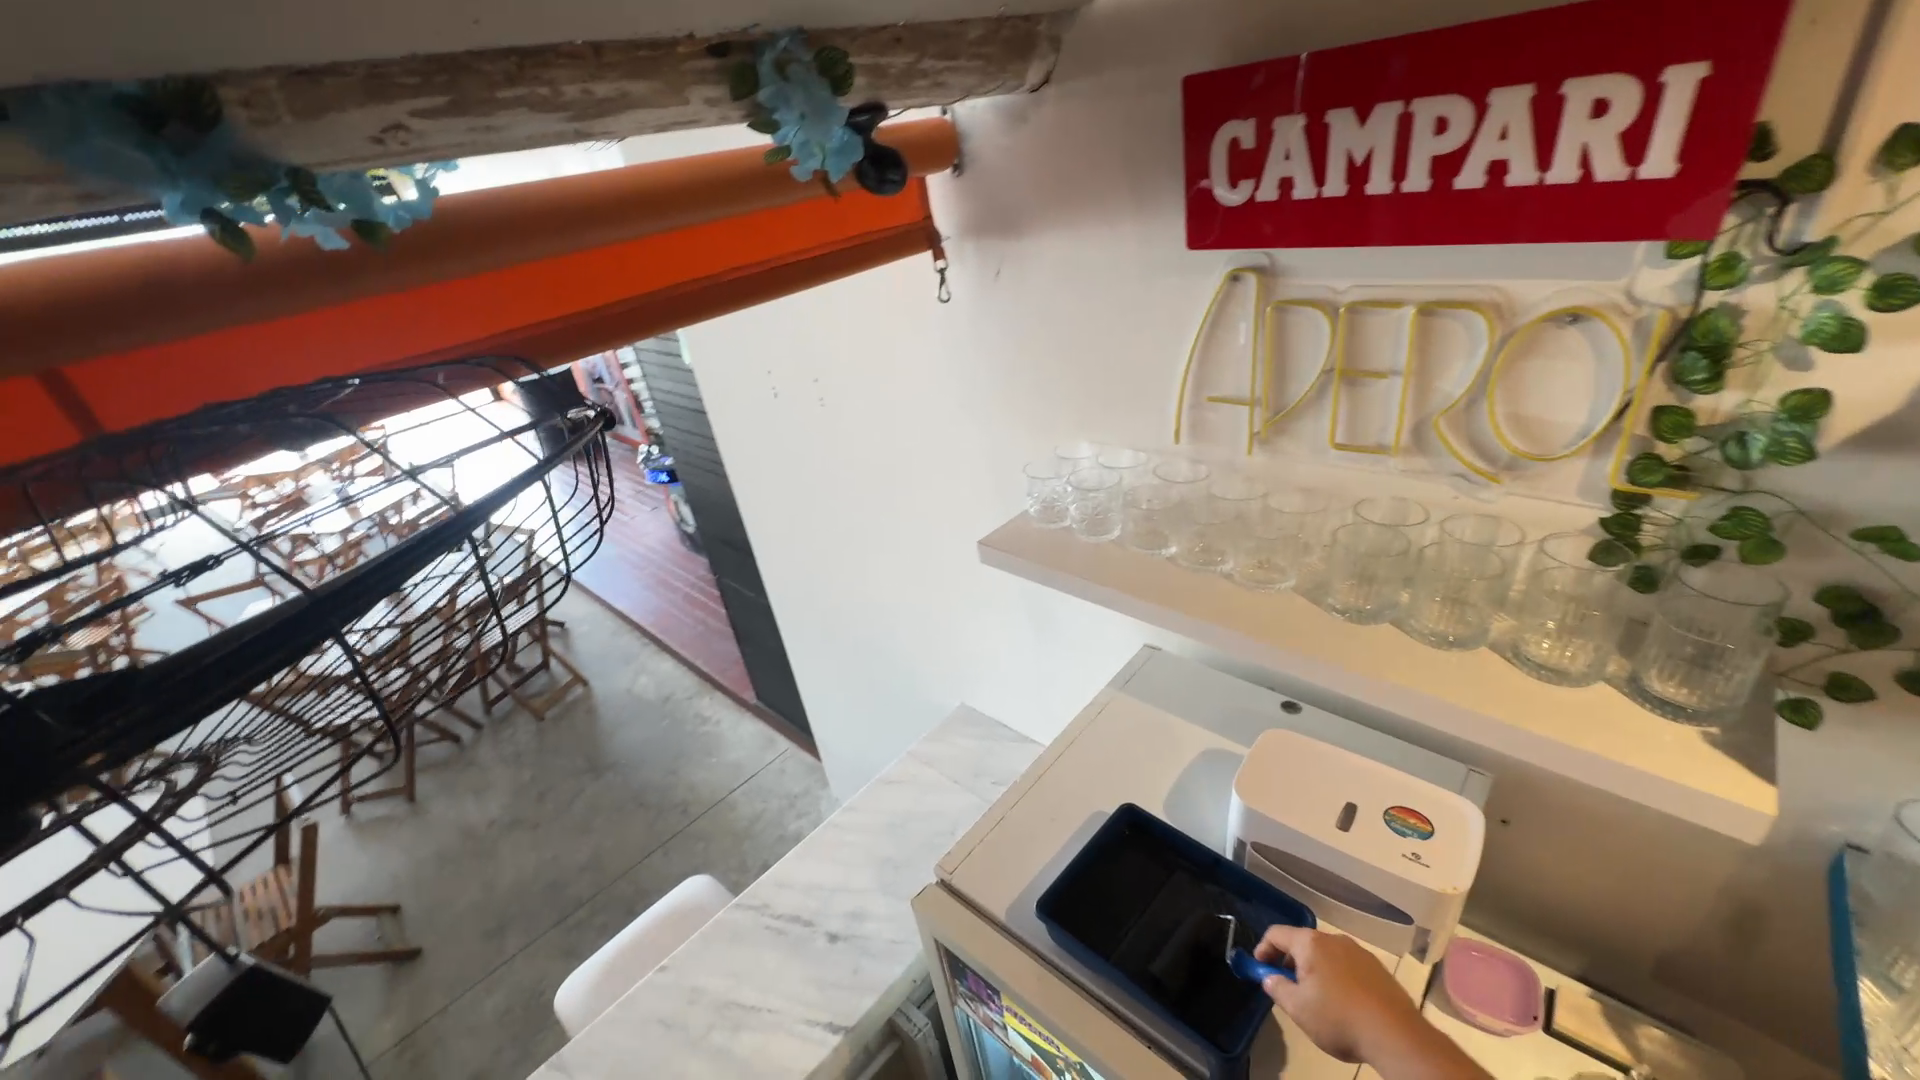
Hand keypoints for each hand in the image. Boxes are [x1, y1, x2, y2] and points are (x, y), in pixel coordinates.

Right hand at [1254, 925, 1422, 1063]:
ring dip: (1315, 970)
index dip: (1262, 949)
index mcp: (1310, 943)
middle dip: (1290, 962)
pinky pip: (1347, 966)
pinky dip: (1337, 977)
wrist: (1397, 1037)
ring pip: (1326, 954)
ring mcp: (1359, 952)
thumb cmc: (1339, 1019)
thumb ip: (1277, 988)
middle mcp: (1334, 939)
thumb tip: (1269, 977)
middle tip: (1287, 987)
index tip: (1259, 968)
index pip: (1276, 934)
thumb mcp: (1298, 1009)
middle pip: (1302, 943)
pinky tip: (1343, 1003)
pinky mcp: (1378, 969)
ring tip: (1316, 998)